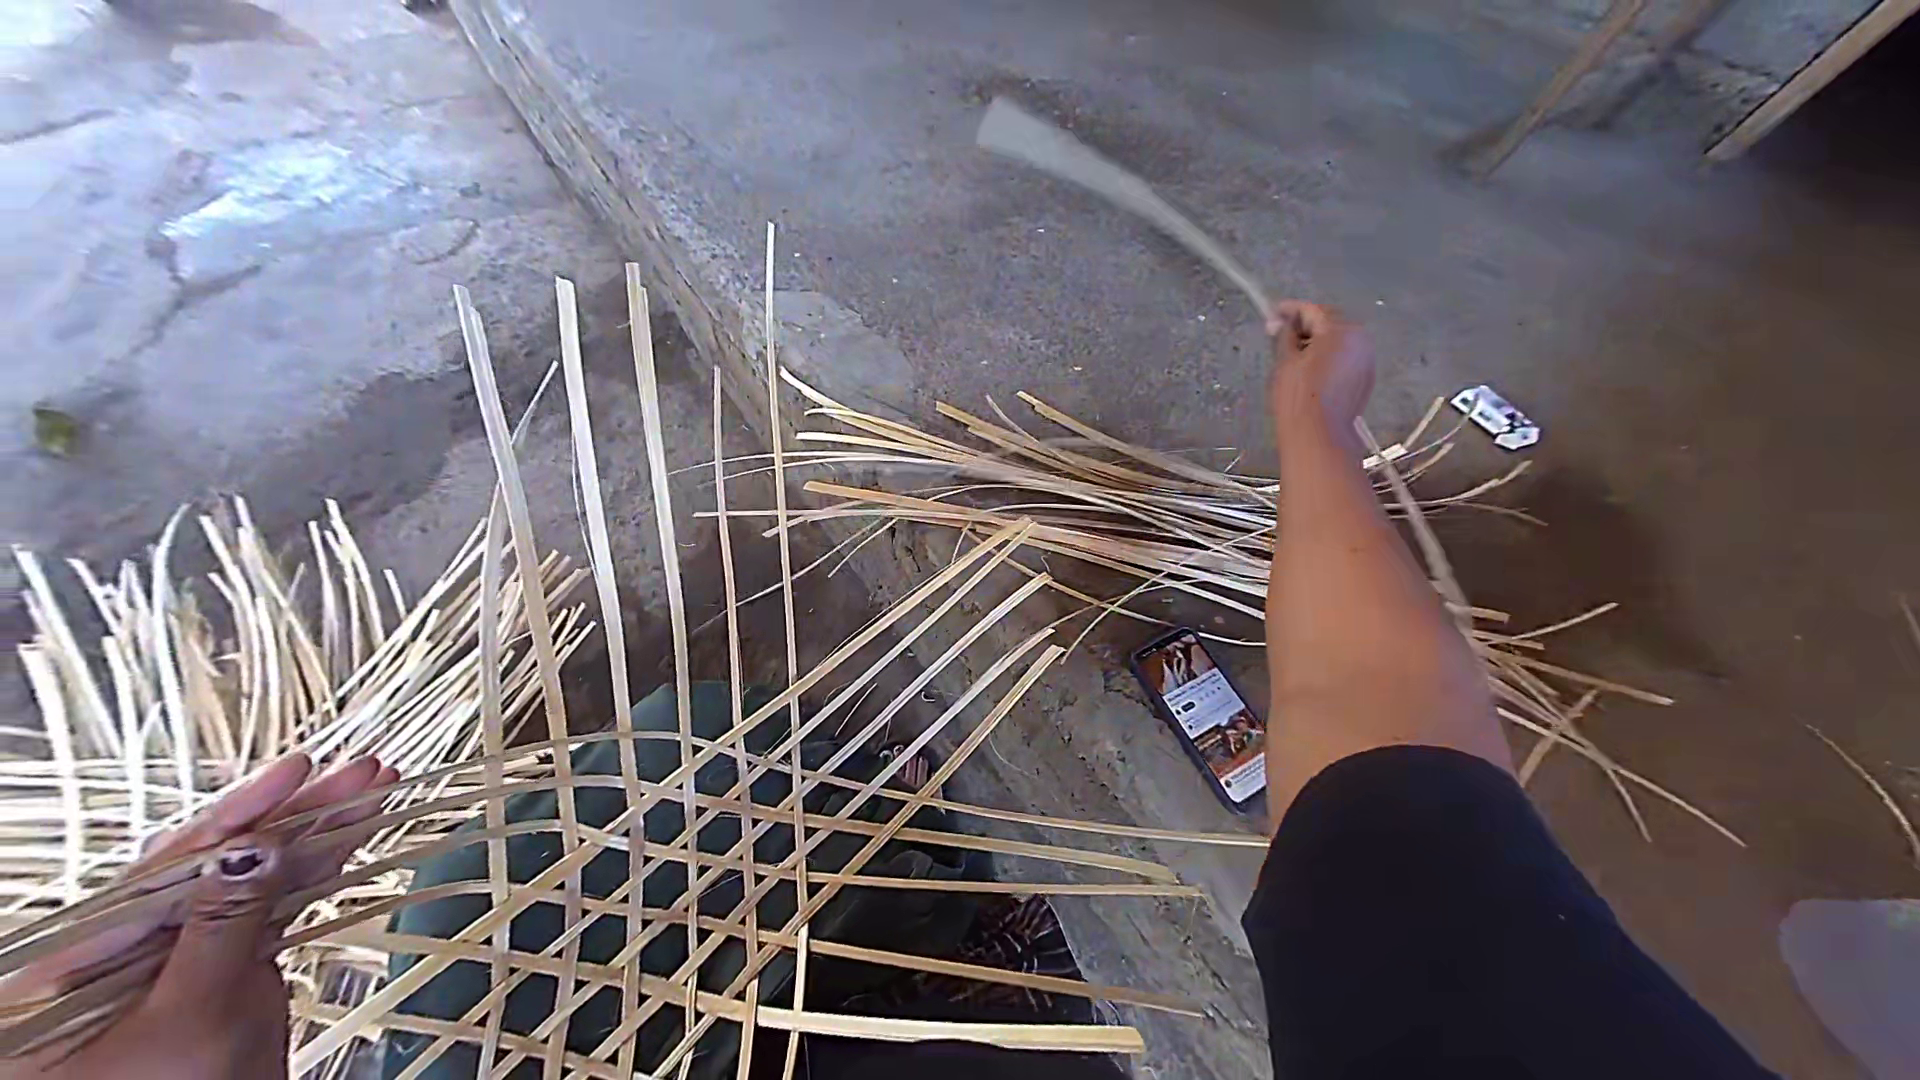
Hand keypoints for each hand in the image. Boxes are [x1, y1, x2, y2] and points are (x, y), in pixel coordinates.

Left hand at [0, 753, 396, 1078]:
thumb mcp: (196, 1013)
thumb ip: (221, 926)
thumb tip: (252, 846)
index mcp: (75, 966)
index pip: (166, 867)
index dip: (237, 812)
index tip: (299, 769)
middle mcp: (129, 947)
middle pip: (222, 859)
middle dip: (298, 811)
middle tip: (362, 770)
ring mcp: (187, 948)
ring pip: (262, 869)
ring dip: (324, 827)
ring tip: (378, 785)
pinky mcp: (233, 953)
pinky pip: (281, 894)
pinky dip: (325, 860)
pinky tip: (359, 829)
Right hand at [1267, 300, 1374, 431]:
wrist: (1319, 434)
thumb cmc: (1298, 396)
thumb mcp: (1285, 362)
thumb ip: (1284, 337)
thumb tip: (1281, 324)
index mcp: (1341, 331)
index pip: (1313, 311)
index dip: (1291, 310)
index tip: (1273, 312)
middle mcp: (1360, 340)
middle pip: (1330, 323)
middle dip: (1306, 326)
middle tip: (1280, 334)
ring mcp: (1366, 360)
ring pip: (1339, 341)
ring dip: (1317, 342)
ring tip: (1294, 353)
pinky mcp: (1365, 378)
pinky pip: (1344, 358)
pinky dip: (1327, 357)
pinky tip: (1310, 370)